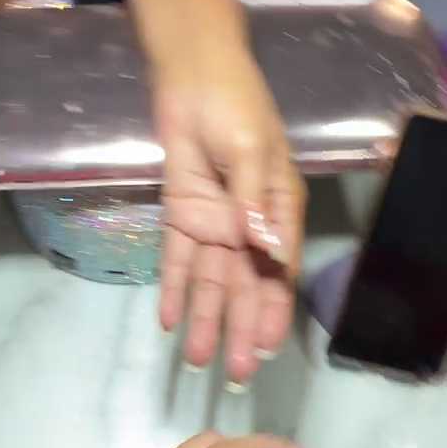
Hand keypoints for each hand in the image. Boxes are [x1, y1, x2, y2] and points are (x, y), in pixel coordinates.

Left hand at [155, 55, 305, 383]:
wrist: (192, 75)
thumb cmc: (234, 105)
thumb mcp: (251, 150)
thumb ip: (254, 202)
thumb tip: (267, 249)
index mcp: (276, 211)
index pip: (275, 271)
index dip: (269, 311)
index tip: (263, 349)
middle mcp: (247, 226)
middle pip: (243, 286)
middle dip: (238, 329)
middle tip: (232, 373)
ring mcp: (212, 222)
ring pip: (210, 281)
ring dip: (205, 320)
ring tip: (197, 360)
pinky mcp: (181, 213)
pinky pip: (177, 259)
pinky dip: (174, 288)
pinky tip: (170, 320)